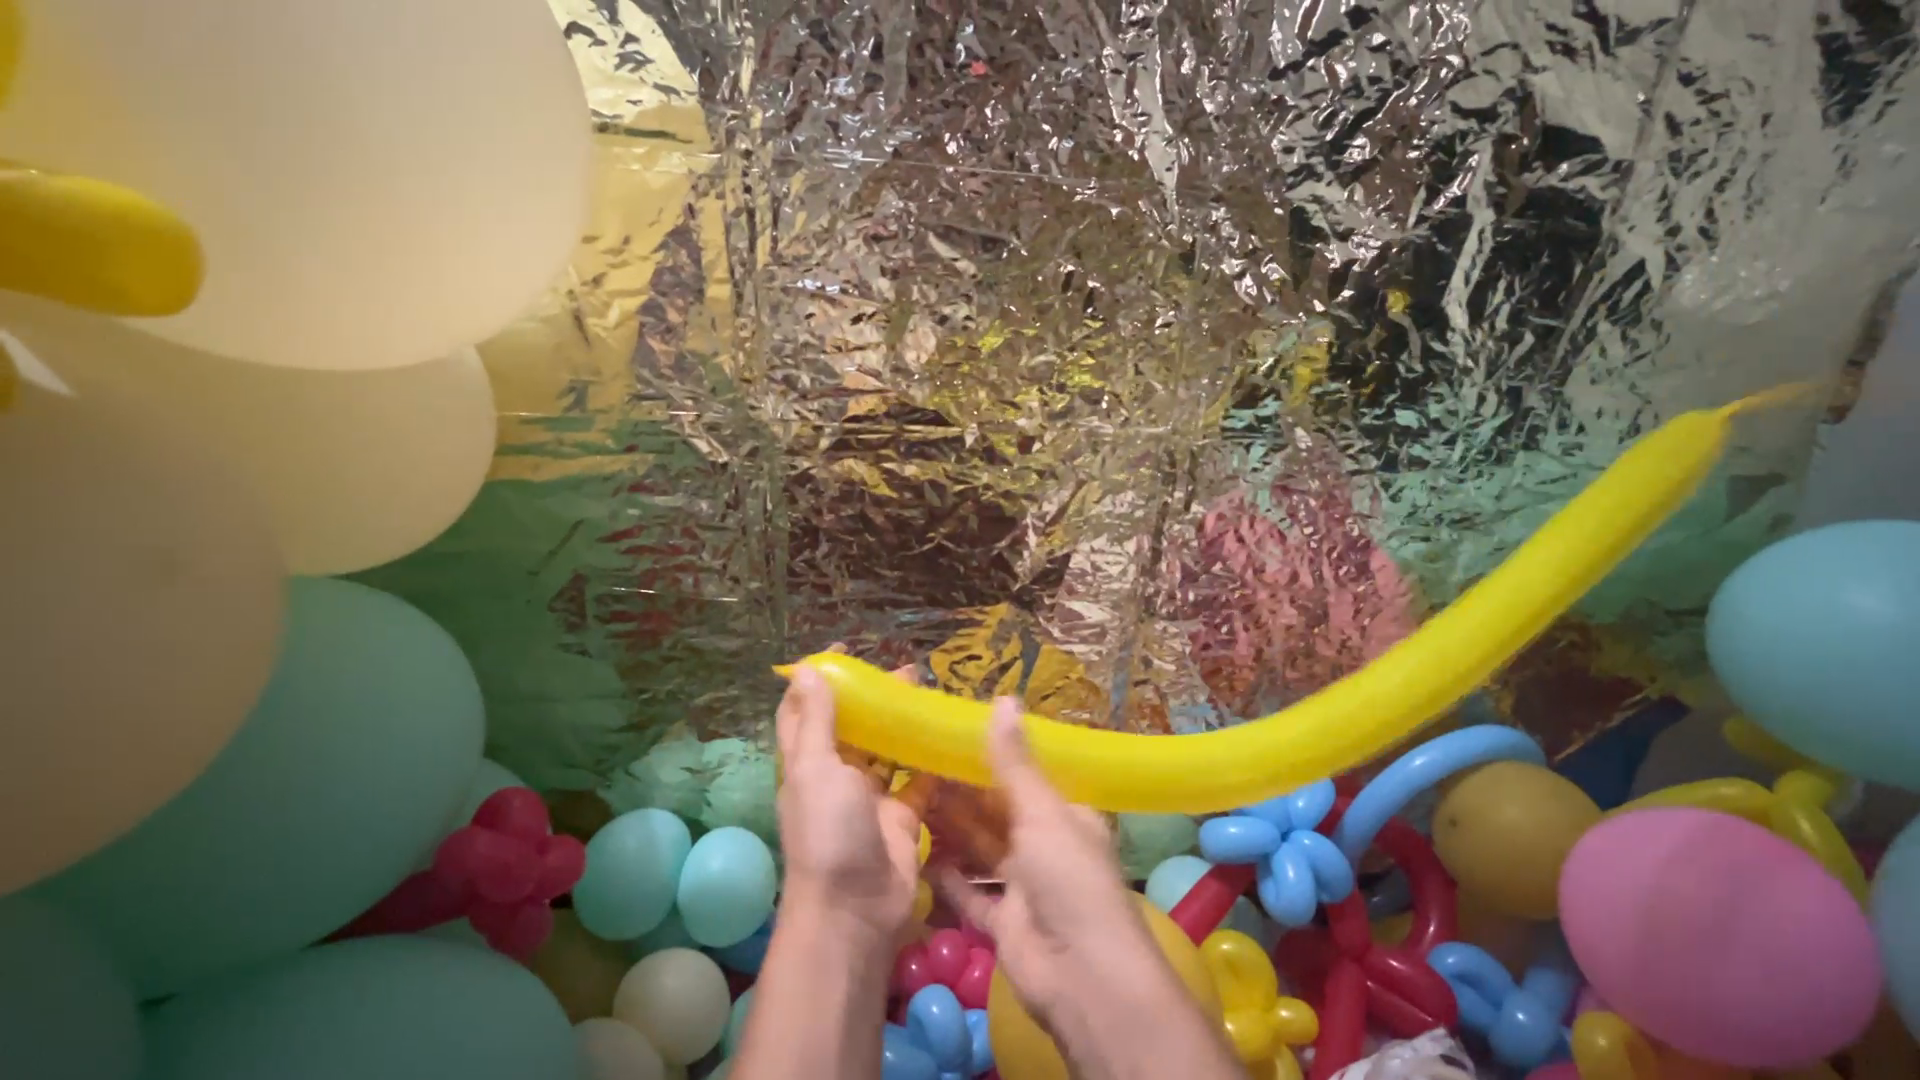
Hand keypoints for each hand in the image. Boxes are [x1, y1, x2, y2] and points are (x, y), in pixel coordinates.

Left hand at [775, 665, 923, 943]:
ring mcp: (870, 799)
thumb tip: (806, 669)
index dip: (818, 681)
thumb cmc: (828, 832)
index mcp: (806, 763)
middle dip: (873, 699)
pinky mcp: (902, 819)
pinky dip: (932, 764)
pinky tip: (949, 739)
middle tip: (905, 673)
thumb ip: (817, 721)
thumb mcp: (817, 769)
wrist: (854, 909)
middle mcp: (835, 777)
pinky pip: (919, 783)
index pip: (805, 711)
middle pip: (853, 728)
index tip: (844, 652)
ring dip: (903, 726)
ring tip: (929, 696)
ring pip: (887, 752)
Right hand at [935, 698, 1168, 1027]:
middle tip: (913, 765)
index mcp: (1065, 816)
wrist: (1082, 975)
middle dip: (960, 794)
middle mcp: (1045, 848)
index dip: (988, 760)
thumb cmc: (1069, 879)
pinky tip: (916, 854)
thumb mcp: (1042, 812)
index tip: (946, 739)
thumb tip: (1005, 698)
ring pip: (981, 851)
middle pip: (996, 815)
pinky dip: (947, 877)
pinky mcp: (1004, 924)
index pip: (1022, 779)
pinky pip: (970, 894)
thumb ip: (1015, 762)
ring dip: (950, 830)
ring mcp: (1024, 889)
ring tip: (906, 799)